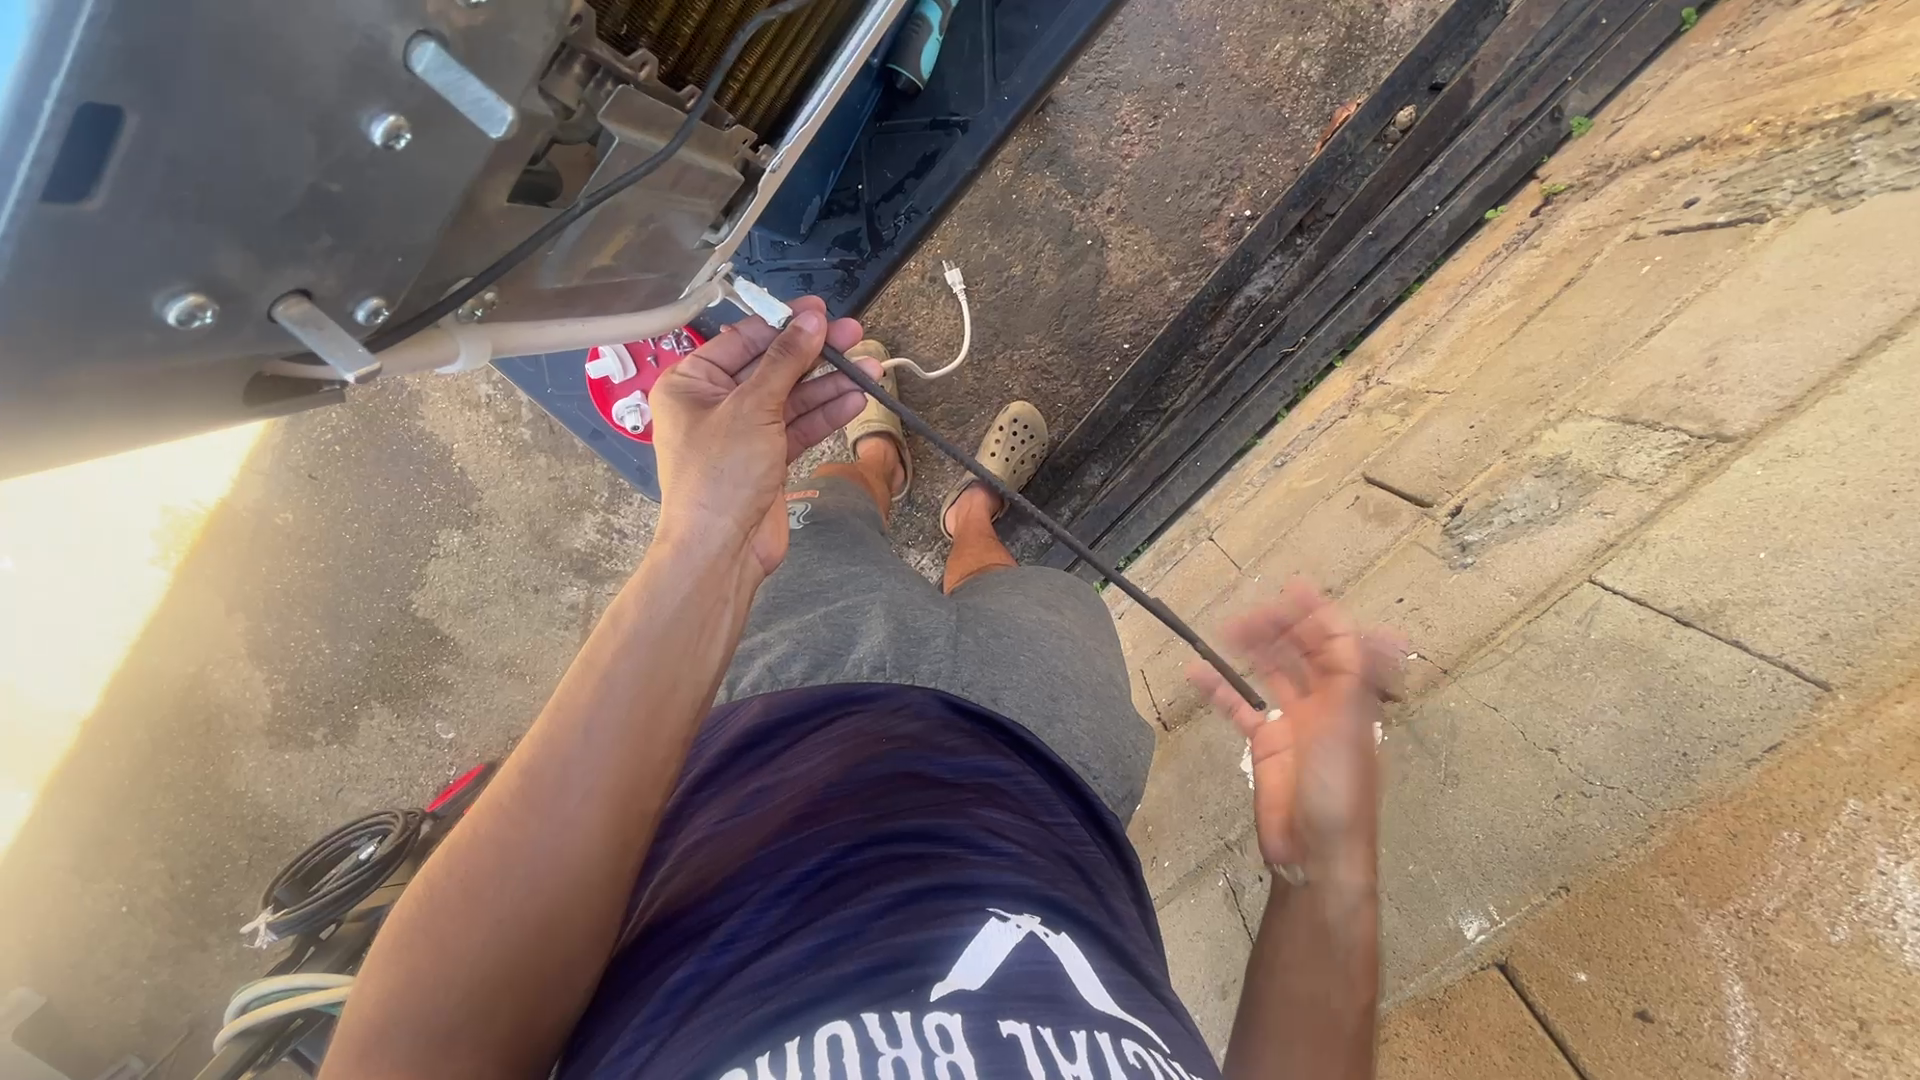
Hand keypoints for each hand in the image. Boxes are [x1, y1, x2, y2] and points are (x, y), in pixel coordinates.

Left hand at [648, 296, 873, 579]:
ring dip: (830, 385)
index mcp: (692, 383)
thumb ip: (785, 362)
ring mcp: (744, 433)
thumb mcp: (752, 408)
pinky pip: (800, 426)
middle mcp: (716, 404)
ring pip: (792, 398)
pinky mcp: (768, 458)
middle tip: (854, 336)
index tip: (821, 312)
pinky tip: (855, 400)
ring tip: (870, 370)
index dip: (785, 324)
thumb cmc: (718, 478)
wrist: (722, 549)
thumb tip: (810, 322)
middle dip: (815, 354)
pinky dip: (826, 414)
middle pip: (773, 367)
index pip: (744, 340)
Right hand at [1186, 578, 1405, 885]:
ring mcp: (1293, 722)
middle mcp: (1324, 704)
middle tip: (1249, 611)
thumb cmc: (1339, 789)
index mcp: (1351, 698)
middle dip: (1281, 627)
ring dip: (1252, 650)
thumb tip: (1367, 627)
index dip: (1318, 615)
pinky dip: (1220, 689)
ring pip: (1271, 672)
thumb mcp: (1351, 727)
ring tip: (1225, 629)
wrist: (1315, 850)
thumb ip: (1353, 676)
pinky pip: (1239, 707)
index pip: (1336, 644)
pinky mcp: (1265, 743)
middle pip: (1302, 653)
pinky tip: (1197, 672)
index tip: (1292, 588)